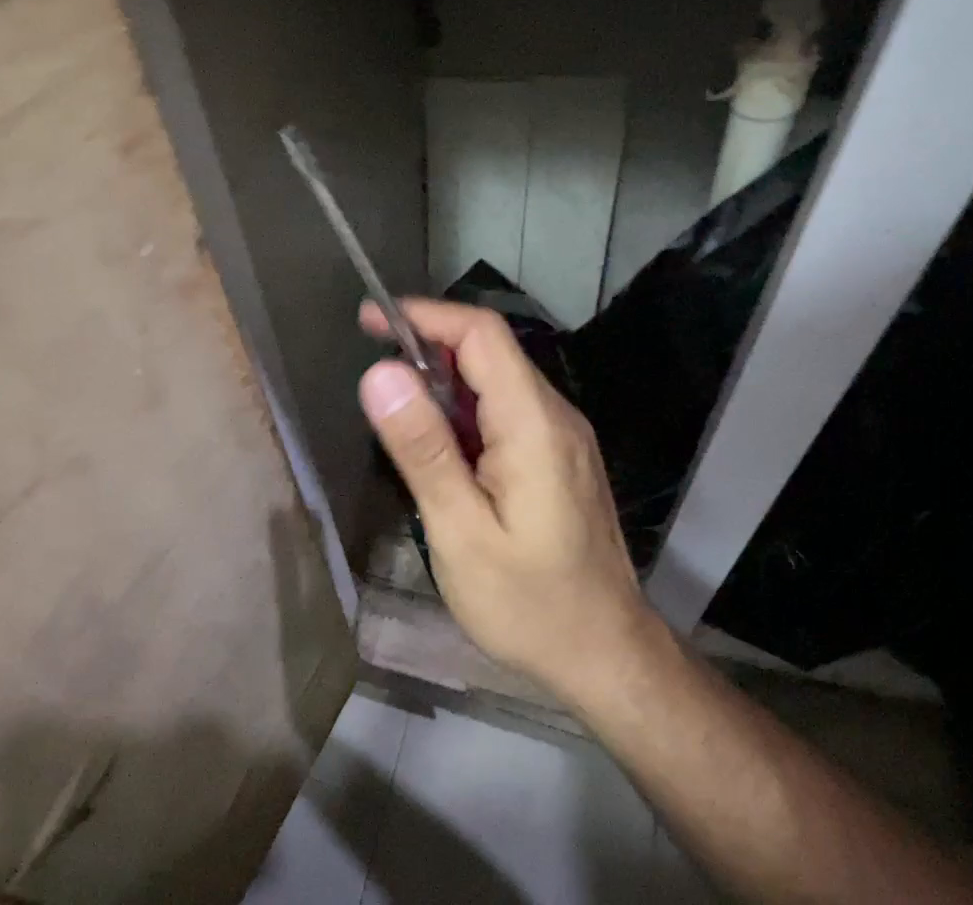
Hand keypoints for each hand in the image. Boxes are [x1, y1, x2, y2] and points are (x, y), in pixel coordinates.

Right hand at [358, 298, 654, 691]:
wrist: (604, 656)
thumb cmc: (527, 602)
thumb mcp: (460, 531)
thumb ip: (422, 449)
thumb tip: (378, 374)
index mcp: (533, 425)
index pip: (480, 336)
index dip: (423, 316)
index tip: (368, 321)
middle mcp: (555, 419)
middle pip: (489, 354)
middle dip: (426, 348)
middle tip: (370, 376)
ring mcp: (561, 441)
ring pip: (496, 385)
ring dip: (441, 385)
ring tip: (393, 417)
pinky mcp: (557, 463)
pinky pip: (505, 417)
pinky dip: (462, 416)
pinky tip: (437, 452)